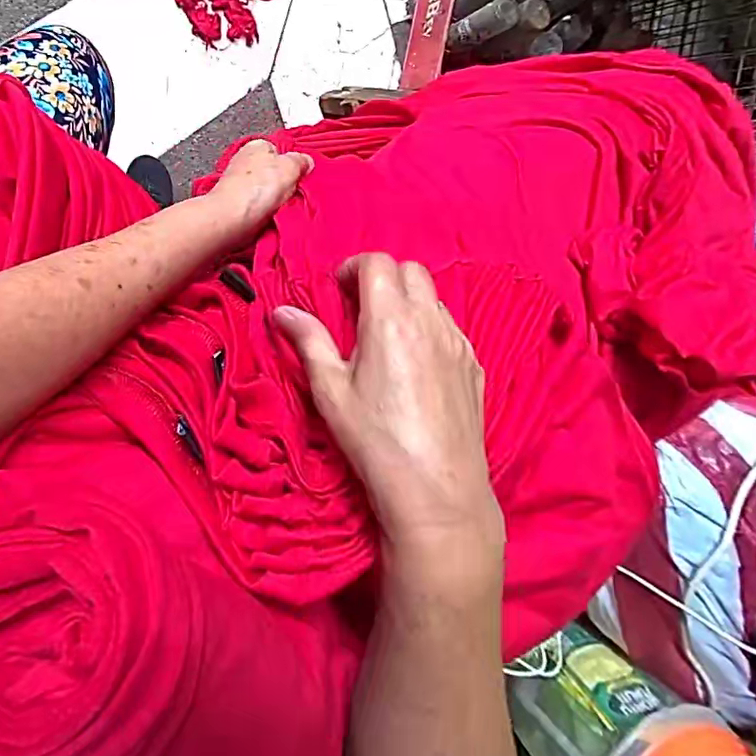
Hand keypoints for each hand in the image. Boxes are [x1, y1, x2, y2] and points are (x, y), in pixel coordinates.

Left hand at [205, 139, 312, 234]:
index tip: (303, 173)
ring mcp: (239, 186)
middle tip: (293, 192)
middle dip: (285, 184)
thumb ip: (301, 160)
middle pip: (274, 173)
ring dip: (277, 202)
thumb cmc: (253, 190)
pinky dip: (266, 214)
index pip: (280, 150)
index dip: (294, 163)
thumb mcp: (290, 166)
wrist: (231, 220)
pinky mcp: (236, 207)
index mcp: (256, 145)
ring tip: (281, 207)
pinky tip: (270, 217)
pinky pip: (260, 209)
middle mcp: (244, 163)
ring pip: (268, 193)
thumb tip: (306, 161)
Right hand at [273, 254, 502, 582]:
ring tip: (386, 335)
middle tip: (359, 306)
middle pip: (410, 270)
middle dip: (382, 277)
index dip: (353, 267)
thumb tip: (282, 311)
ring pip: (434, 298)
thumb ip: (307, 341)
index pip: (377, 262)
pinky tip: (415, 362)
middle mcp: (429, 321)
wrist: (436, 492)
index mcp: (390, 319)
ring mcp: (457, 343)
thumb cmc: (375, 440)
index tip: (339, 289)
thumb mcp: (329, 390)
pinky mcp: (474, 367)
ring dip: (408, 300)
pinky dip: (430, 327)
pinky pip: (451, 328)